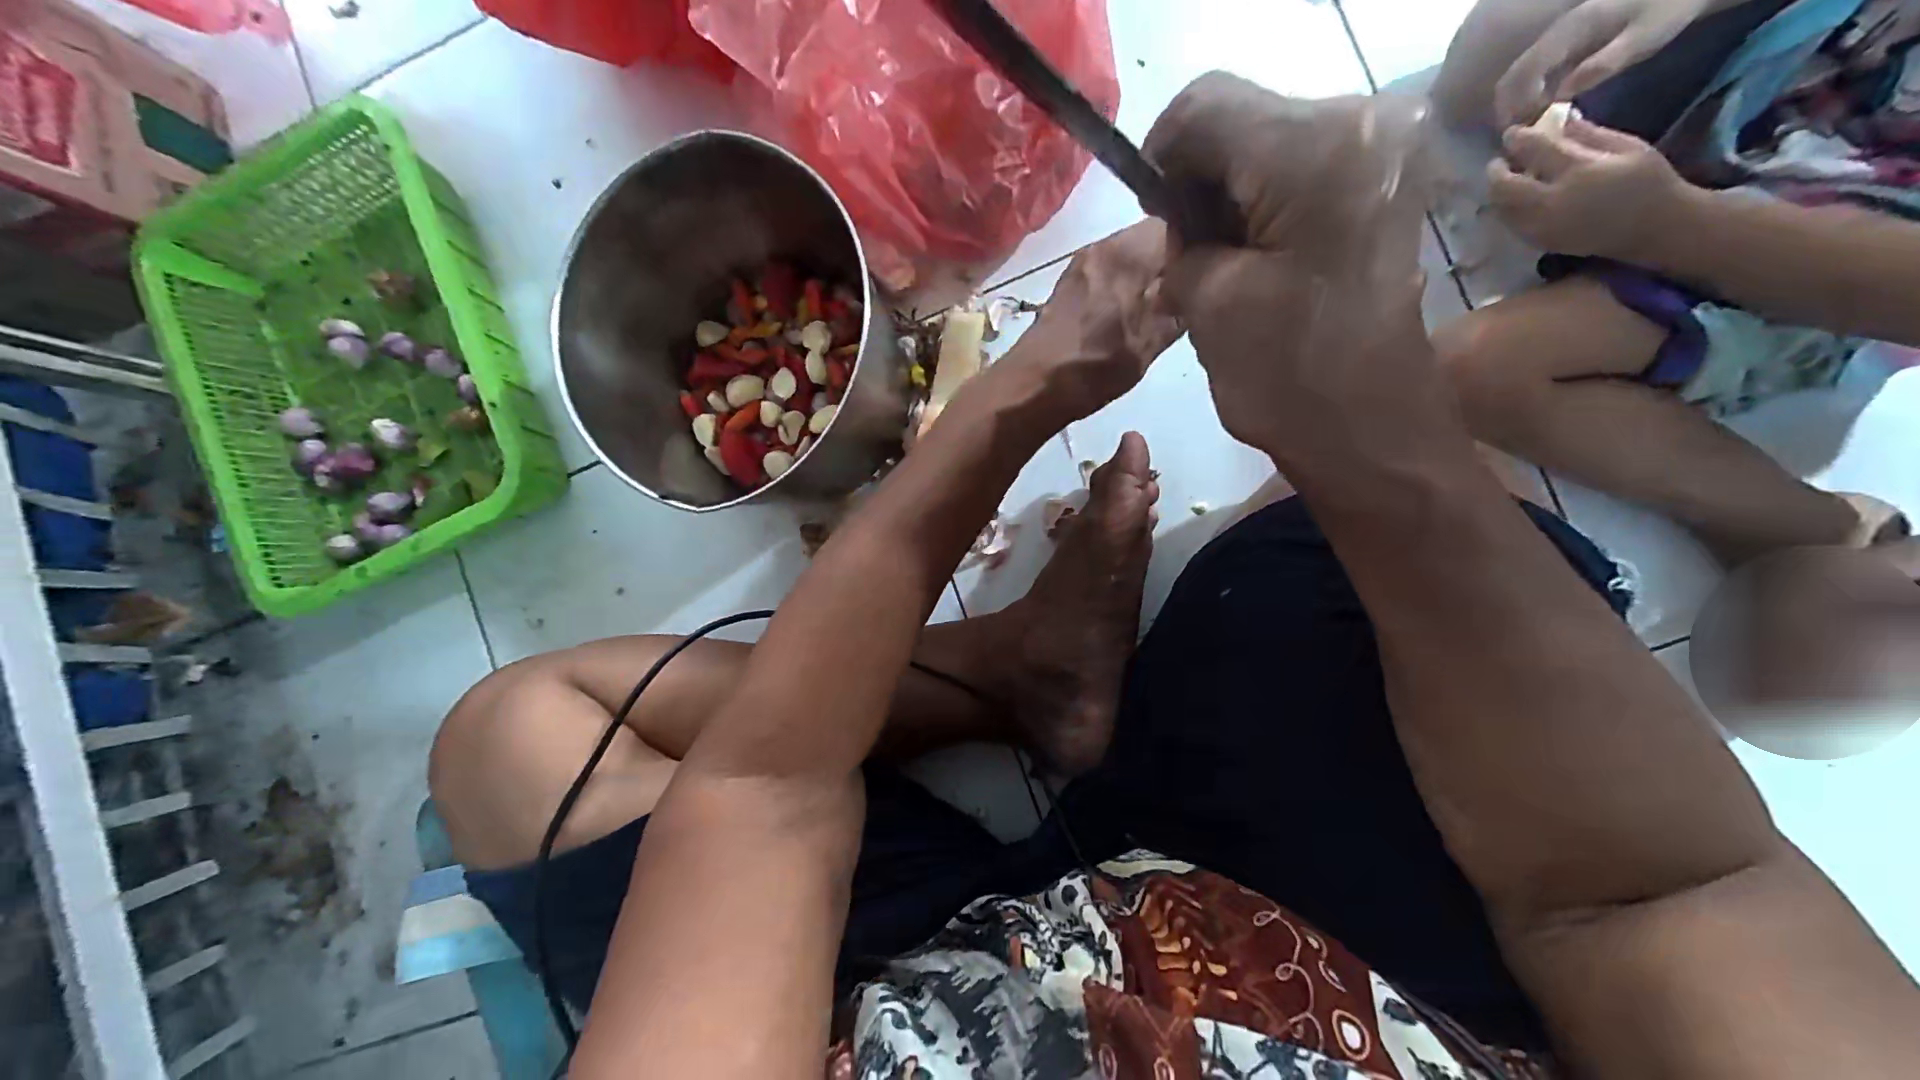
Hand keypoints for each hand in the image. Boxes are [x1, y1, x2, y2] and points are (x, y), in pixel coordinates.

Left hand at [1003, 220, 1184, 421]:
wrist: (1032, 386)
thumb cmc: (1094, 366)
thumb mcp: (1150, 343)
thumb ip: (1179, 306)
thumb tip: (1199, 281)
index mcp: (1128, 252)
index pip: (1179, 224)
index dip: (1200, 243)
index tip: (1214, 267)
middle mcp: (1103, 244)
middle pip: (1152, 236)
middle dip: (1173, 258)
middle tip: (1192, 289)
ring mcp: (1081, 261)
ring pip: (1129, 254)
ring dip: (1147, 272)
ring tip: (1165, 302)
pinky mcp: (1068, 282)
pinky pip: (1108, 269)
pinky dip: (1124, 282)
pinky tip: (1132, 310)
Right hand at [1143, 73, 1454, 468]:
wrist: (1368, 431)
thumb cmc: (1285, 376)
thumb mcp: (1205, 299)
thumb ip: (1180, 234)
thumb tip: (1179, 209)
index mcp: (1315, 149)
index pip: (1204, 106)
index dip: (1160, 157)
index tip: (1155, 219)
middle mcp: (1362, 125)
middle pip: (1239, 117)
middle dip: (1197, 179)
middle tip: (1188, 252)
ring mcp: (1380, 153)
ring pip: (1264, 141)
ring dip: (1227, 194)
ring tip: (1223, 262)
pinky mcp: (1380, 184)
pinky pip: (1297, 166)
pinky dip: (1261, 201)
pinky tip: (1256, 255)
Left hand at [1489, 114, 1691, 260]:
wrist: (1651, 228)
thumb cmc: (1646, 181)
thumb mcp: (1628, 147)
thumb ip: (1590, 135)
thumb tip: (1562, 119)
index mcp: (1578, 172)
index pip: (1536, 151)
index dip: (1518, 140)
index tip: (1511, 134)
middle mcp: (1551, 201)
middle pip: (1504, 186)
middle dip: (1496, 171)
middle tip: (1500, 162)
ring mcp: (1540, 225)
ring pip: (1501, 208)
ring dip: (1497, 192)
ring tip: (1507, 179)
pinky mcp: (1537, 241)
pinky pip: (1510, 223)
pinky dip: (1506, 209)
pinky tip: (1516, 199)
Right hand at [1495, 0, 1714, 126]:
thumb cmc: (1668, 7)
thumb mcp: (1645, 36)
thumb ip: (1605, 63)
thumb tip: (1562, 94)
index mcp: (1570, 32)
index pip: (1525, 72)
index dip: (1517, 104)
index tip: (1525, 129)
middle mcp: (1554, 37)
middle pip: (1510, 78)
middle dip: (1507, 111)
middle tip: (1518, 138)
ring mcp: (1555, 43)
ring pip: (1515, 81)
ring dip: (1513, 108)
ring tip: (1527, 131)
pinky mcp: (1560, 51)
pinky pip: (1530, 79)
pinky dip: (1525, 101)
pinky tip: (1540, 115)